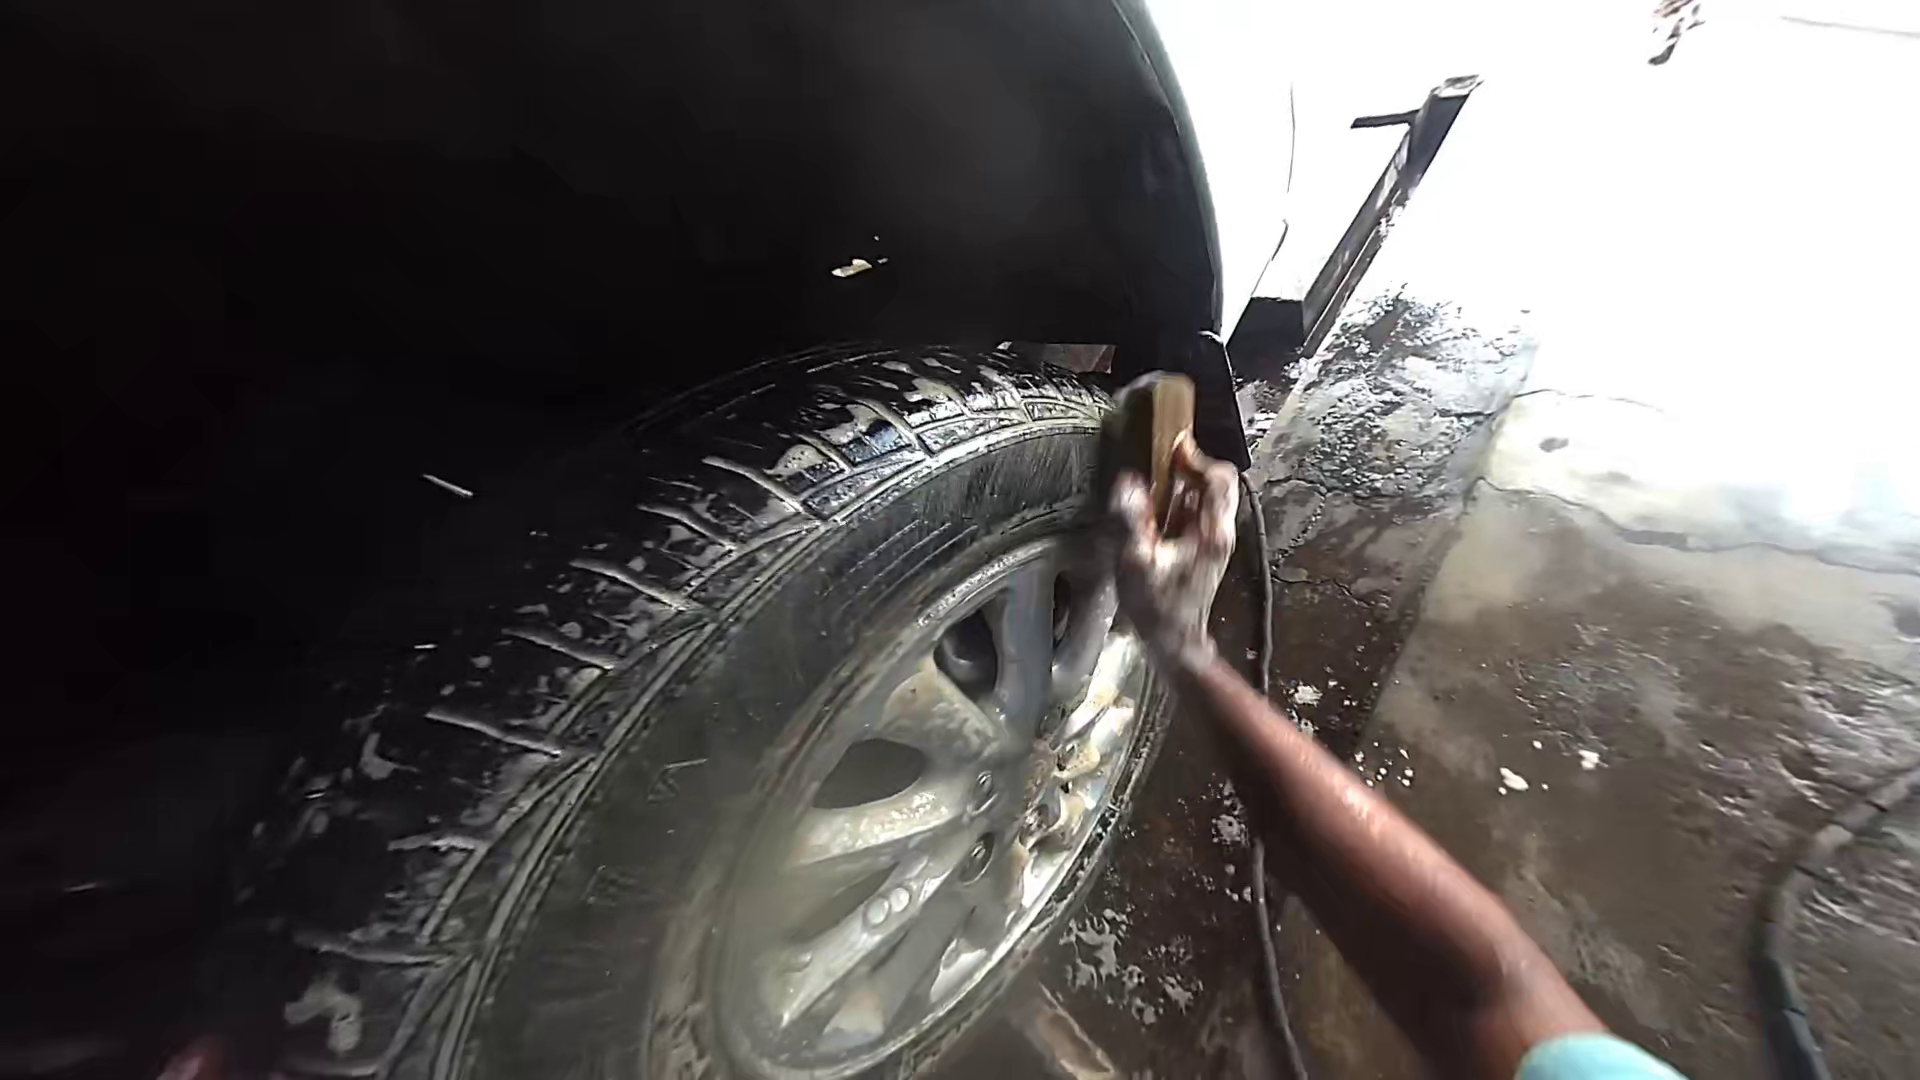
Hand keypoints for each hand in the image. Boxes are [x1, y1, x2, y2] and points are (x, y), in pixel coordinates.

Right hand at [1108, 433, 1238, 668]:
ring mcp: (1215, 542)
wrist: (1175, 641)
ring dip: (1185, 484)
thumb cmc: (1157, 606)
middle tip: (1162, 460)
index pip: (1218, 479)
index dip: (1196, 457)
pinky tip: (1157, 509)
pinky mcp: (1205, 550)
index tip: (1172, 447)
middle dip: (1191, 467)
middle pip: (1218, 484)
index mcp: (1211, 532)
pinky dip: (1182, 501)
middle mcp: (1220, 533)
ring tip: (1156, 480)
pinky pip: (1199, 513)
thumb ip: (1133, 519)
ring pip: (1209, 498)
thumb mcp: (1137, 560)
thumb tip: (1128, 483)